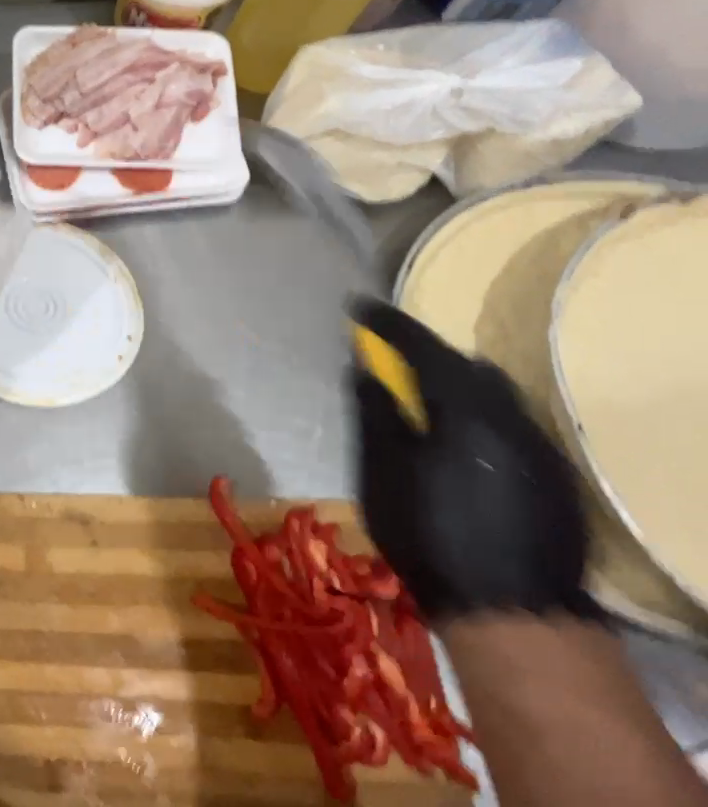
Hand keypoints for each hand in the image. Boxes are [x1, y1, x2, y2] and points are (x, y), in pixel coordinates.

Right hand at [350, 298, 601, 624]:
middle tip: (388, 363)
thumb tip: (365, 370)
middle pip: (466, 368)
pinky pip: (511, 425)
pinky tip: (457, 445)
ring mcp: (539, 447)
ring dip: (455, 388)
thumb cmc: (425, 532)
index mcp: (462, 412)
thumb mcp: (381, 473)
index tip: (359, 308)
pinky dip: (478, 418)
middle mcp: (509, 418)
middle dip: (426, 357)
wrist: (508, 604)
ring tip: (422, 403)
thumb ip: (375, 415)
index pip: (423, 349)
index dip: (388, 326)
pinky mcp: (554, 475)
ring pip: (494, 396)